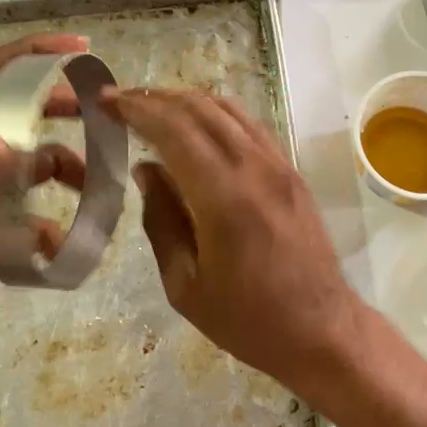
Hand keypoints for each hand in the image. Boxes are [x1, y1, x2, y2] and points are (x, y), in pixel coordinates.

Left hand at [0, 34, 88, 337]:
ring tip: (100, 192)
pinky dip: (57, 229)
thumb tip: (6, 142)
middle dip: (67, 106)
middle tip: (106, 117)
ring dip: (74, 172)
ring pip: (42, 166)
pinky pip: (39, 219)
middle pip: (30, 113)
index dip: (36, 52)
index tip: (79, 48)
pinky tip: (63, 246)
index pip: (0, 75)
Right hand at [100, 89, 369, 394]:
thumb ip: (161, 220)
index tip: (107, 101)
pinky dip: (217, 115)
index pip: (175, 130)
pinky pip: (250, 126)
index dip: (137, 109)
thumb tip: (145, 169)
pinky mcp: (292, 171)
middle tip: (122, 101)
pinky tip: (197, 127)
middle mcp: (254, 168)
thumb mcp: (185, 284)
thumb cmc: (247, 319)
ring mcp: (279, 165)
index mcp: (224, 197)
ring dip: (187, 101)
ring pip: (229, 110)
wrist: (320, 328)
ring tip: (154, 108)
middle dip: (157, 98)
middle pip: (201, 109)